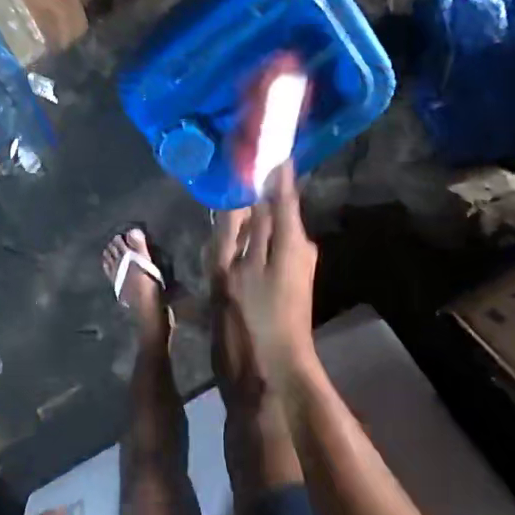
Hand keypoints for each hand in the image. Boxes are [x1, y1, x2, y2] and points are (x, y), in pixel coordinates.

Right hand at [228, 166, 319, 364]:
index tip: (251, 141)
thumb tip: (243, 187)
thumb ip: (239, 228)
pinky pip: (261, 245)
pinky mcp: (279, 282)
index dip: (270, 164)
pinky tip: (223, 235)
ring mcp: (289, 265)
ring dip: (246, 211)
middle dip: (251, 186)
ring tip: (217, 193)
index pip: (282, 187)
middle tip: (222, 163)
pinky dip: (244, 236)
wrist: (272, 374)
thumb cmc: (253, 321)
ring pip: (266, 225)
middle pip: (274, 205)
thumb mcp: (234, 271)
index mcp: (291, 238)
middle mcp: (297, 245)